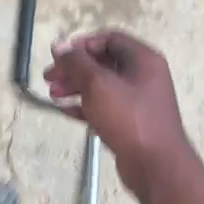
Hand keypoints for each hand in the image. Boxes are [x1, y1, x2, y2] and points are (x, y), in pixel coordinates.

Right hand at [43, 30, 195, 201]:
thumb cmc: (128, 117)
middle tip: (48, 77)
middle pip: (102, 62)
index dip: (82, 44)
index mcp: (142, 60)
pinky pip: (103, 105)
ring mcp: (137, 99)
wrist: (155, 164)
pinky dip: (84, 105)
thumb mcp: (98, 84)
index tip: (59, 56)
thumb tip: (59, 45)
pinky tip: (64, 110)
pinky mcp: (130, 121)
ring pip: (101, 85)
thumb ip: (76, 62)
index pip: (109, 39)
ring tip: (53, 95)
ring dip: (75, 86)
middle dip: (73, 68)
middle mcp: (143, 76)